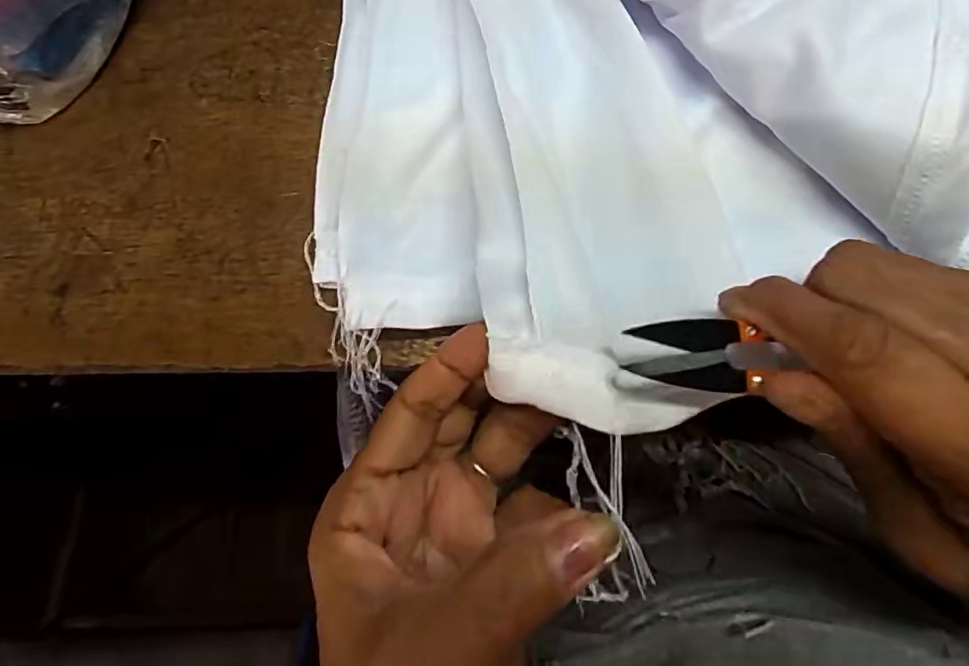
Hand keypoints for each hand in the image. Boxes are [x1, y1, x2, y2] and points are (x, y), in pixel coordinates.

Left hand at [308, 324, 621, 665]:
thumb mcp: (438, 640)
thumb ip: (513, 582)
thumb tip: (600, 528)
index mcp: (367, 509)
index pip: (408, 418)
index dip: (445, 371)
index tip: (491, 333)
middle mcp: (412, 504)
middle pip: (459, 423)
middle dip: (500, 385)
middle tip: (549, 347)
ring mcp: (457, 529)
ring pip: (498, 454)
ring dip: (536, 424)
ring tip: (579, 387)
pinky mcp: (498, 559)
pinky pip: (531, 507)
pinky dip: (560, 495)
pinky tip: (585, 480)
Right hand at [725, 242, 968, 649]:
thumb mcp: (919, 538)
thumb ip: (850, 445)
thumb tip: (773, 372)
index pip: (874, 355)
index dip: (793, 317)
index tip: (735, 304)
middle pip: (870, 287)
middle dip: (805, 302)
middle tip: (789, 342)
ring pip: (883, 264)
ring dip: (838, 295)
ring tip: (847, 343)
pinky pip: (913, 266)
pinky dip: (880, 293)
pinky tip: (900, 336)